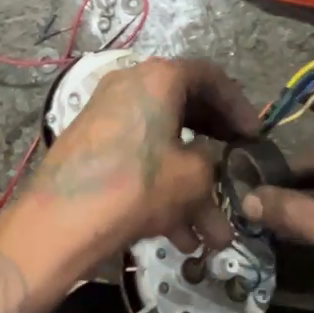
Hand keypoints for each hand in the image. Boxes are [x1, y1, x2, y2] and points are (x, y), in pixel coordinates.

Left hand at [4, 58, 260, 269]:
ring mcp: (106, 113)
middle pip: (184, 107)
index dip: (238, 105)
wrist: (59, 221)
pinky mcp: (91, 144)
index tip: (254, 135)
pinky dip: (161, 187)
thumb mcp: (193, 177)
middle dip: (214, 144)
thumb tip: (209, 163)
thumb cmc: (136, 187)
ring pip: (162, 143)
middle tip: (235, 164)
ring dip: (190, 184)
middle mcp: (130, 84)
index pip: (210, 76)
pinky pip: (137, 158)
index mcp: (158, 77)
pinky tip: (179, 236)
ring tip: (212, 232)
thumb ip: (212, 162)